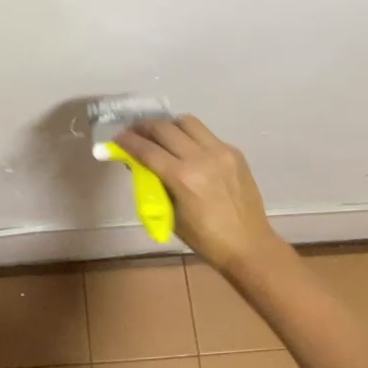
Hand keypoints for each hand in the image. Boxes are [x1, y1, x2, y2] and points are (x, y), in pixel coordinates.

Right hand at [114, 115, 281, 275]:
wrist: (249, 245)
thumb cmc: (206, 239)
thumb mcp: (171, 215)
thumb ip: (154, 185)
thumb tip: (138, 163)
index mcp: (183, 178)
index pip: (148, 150)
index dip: (128, 141)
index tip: (118, 137)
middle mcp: (201, 157)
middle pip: (165, 128)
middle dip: (145, 127)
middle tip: (135, 131)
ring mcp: (221, 151)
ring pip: (187, 122)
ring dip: (169, 125)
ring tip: (160, 134)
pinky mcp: (234, 152)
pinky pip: (206, 134)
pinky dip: (191, 136)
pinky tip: (187, 148)